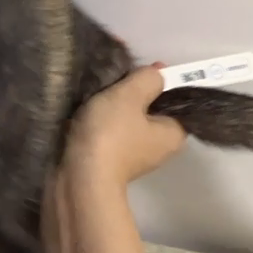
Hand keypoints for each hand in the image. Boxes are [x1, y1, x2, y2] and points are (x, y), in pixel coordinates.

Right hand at [61, 63, 186, 190]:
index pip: (174, 100)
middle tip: (110, 85)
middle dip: (130, 96)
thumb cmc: (110, 134)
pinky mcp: (109, 165)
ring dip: (110, 111)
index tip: (134, 74)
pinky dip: (98, 127)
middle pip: (148, 111)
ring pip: (126, 123)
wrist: (78, 178)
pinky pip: (108, 136)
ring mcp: (133, 159)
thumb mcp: (130, 95)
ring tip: (92, 99)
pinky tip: (82, 118)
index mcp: (174, 134)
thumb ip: (148, 78)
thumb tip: (157, 74)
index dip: (156, 83)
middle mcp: (159, 149)